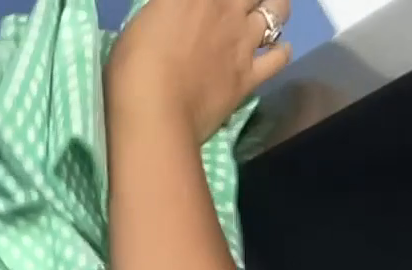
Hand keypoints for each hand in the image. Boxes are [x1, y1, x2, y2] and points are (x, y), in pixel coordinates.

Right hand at [108, 0, 293, 142]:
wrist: (153, 116)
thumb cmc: (131, 72)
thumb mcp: (139, 27)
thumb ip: (164, 12)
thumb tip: (173, 13)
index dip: (209, 1)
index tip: (204, 7)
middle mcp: (226, 8)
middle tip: (241, 4)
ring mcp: (242, 42)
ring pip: (278, 10)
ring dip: (275, 10)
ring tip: (266, 17)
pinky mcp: (248, 77)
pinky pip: (279, 57)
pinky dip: (280, 52)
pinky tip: (274, 52)